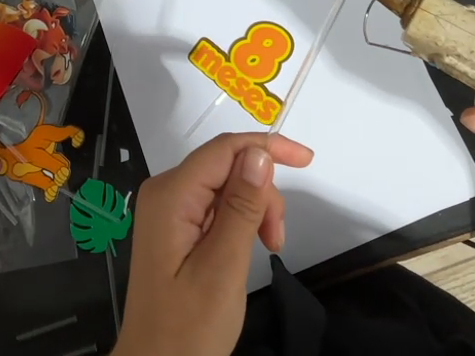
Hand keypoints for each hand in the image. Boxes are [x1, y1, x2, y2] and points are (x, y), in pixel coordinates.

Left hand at [114, 133, 314, 355]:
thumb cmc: (188, 328)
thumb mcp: (223, 267)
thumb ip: (242, 207)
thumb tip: (259, 153)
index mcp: (171, 195)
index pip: (223, 149)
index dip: (266, 147)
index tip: (308, 160)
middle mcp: (166, 191)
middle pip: (226, 165)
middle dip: (262, 190)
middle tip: (278, 239)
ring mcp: (169, 209)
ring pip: (225, 184)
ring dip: (255, 208)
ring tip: (268, 248)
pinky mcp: (176, 227)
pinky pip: (216, 205)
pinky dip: (241, 220)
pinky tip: (251, 246)